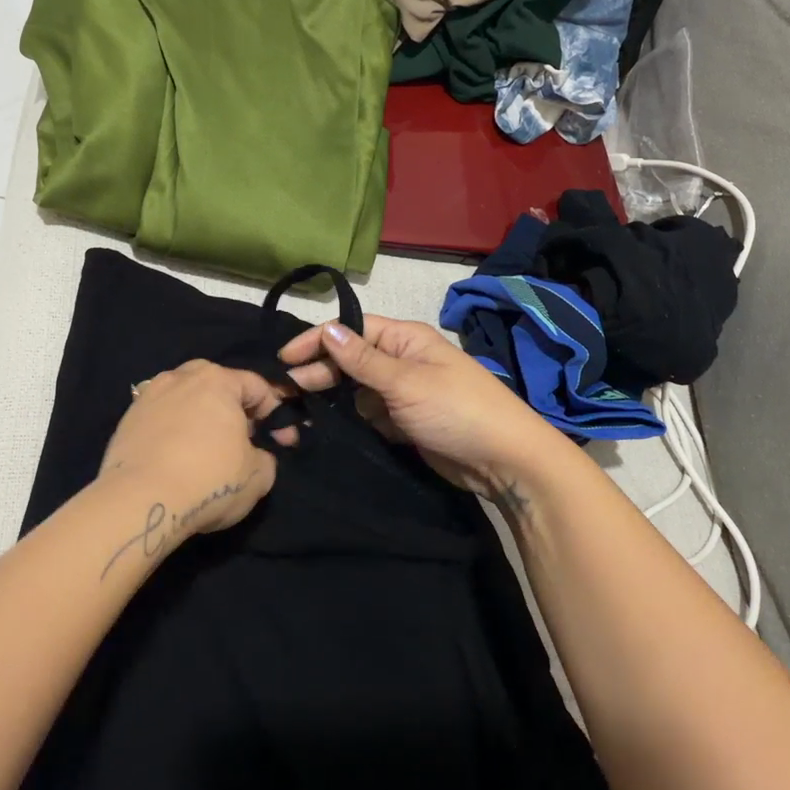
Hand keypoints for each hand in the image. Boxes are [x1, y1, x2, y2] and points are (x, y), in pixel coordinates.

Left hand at [97, 360, 282, 538]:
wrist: (139, 501)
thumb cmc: (208, 481)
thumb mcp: (258, 476)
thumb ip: (265, 456)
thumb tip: (254, 455)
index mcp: (216, 380)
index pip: (257, 386)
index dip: (276, 414)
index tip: (283, 443)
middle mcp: (180, 377)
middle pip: (216, 384)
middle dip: (234, 408)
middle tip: (243, 439)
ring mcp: (148, 396)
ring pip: (184, 398)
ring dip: (200, 416)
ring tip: (206, 448)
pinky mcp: (126, 420)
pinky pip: (160, 418)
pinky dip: (173, 431)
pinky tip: (176, 457)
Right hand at [279, 317, 564, 502]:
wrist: (505, 461)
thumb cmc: (457, 411)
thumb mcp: (406, 382)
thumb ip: (362, 359)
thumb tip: (327, 329)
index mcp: (405, 339)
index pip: (351, 330)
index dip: (317, 340)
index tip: (283, 360)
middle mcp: (402, 360)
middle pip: (350, 358)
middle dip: (318, 370)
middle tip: (285, 390)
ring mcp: (403, 393)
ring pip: (355, 388)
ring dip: (330, 396)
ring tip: (297, 408)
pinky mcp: (404, 422)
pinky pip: (368, 414)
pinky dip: (349, 418)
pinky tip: (324, 425)